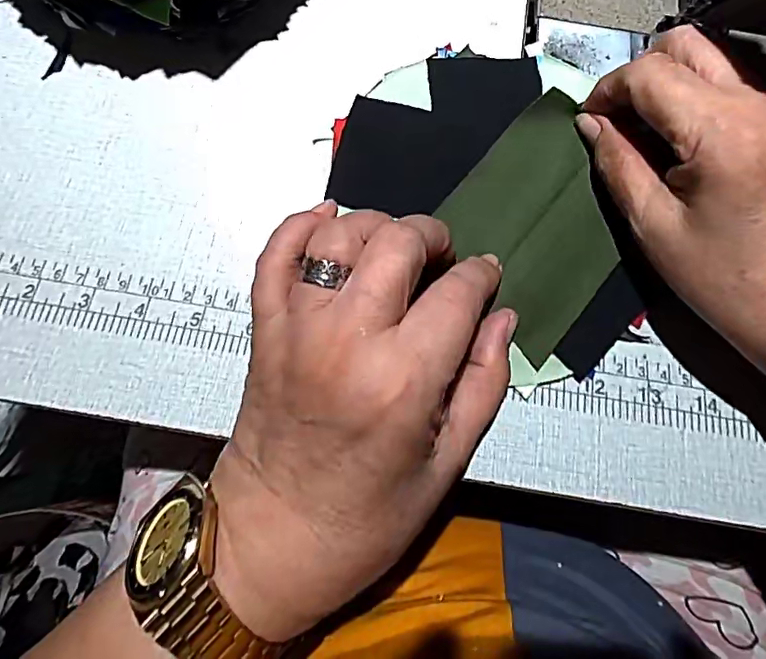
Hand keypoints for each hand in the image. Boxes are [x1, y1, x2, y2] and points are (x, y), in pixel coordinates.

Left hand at [207, 205, 515, 640]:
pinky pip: (275, 254)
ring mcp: (298, 328)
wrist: (268, 545)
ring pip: (341, 234)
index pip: (459, 291)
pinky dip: (301, 225)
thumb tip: (501, 317)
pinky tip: (329, 219)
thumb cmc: (367, 516)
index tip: (486, 277)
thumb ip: (486, 381)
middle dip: (434, 236)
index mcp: (403, 380)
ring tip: (395, 251)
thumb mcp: (449, 462)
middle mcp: (348, 341)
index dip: (482, 274)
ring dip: (378, 227)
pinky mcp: (265, 328)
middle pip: (399, 242)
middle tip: (444, 260)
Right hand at [577, 26, 765, 389]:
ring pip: (707, 62)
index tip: (592, 117)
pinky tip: (681, 146)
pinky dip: (695, 102)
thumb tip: (593, 126)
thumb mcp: (658, 230)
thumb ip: (618, 165)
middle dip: (638, 73)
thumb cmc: (745, 288)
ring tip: (647, 136)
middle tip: (617, 118)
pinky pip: (728, 89)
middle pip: (681, 45)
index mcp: (724, 132)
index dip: (608, 90)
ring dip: (667, 85)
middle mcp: (758, 108)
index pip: (648, 73)